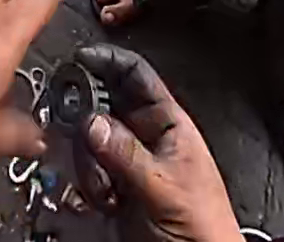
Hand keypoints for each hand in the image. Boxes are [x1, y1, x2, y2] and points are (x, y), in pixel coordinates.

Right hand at [72, 44, 243, 241]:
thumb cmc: (204, 230)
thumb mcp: (165, 186)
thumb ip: (127, 153)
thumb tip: (91, 121)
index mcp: (165, 120)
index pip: (134, 73)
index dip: (108, 60)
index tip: (80, 59)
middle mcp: (142, 134)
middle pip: (103, 102)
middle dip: (88, 118)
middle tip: (80, 131)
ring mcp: (126, 160)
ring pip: (90, 137)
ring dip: (89, 160)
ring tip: (104, 187)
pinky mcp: (112, 185)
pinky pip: (87, 167)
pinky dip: (87, 181)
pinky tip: (104, 201)